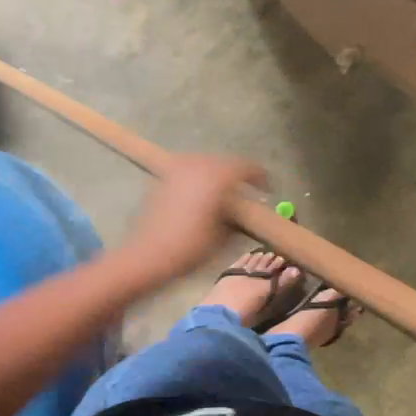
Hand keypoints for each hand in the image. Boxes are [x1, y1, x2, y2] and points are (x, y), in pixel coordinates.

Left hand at [122, 155, 266, 283]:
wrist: (148, 255)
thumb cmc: (189, 249)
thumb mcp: (223, 237)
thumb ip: (237, 218)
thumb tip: (244, 211)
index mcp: (216, 178)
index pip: (246, 167)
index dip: (260, 176)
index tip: (267, 188)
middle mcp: (197, 166)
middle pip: (224, 160)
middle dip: (237, 172)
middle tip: (247, 188)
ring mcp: (176, 170)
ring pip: (204, 161)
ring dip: (217, 171)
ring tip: (224, 189)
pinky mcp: (162, 178)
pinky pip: (187, 168)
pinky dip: (198, 175)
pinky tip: (200, 191)